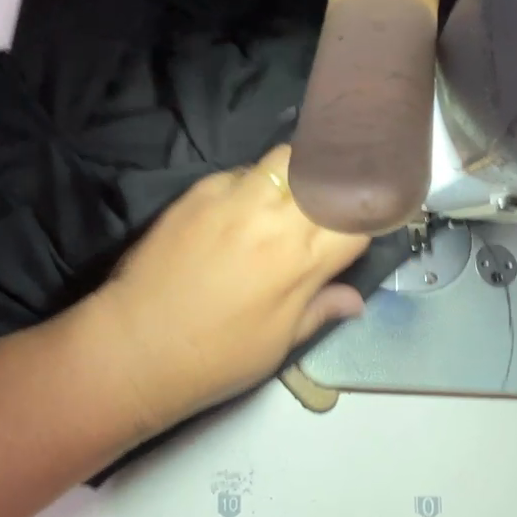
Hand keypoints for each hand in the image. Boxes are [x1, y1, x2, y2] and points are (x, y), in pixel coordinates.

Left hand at [70, 145, 372, 433]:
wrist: (136, 346)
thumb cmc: (214, 357)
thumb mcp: (279, 343)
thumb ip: (320, 308)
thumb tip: (355, 299)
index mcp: (301, 260)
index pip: (359, 215)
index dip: (377, 210)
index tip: (380, 210)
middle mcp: (273, 217)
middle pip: (329, 171)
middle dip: (346, 177)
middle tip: (343, 193)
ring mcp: (232, 198)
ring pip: (286, 159)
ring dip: (299, 173)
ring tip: (292, 197)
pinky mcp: (197, 192)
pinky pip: (240, 173)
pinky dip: (252, 184)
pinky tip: (241, 210)